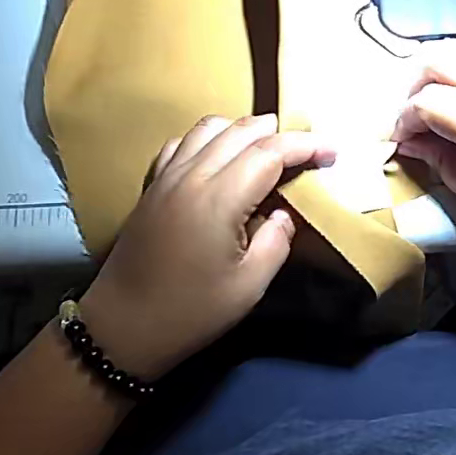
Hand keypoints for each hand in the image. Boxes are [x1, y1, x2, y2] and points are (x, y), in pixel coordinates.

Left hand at [76, 114, 333, 379]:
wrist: (123, 327)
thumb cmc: (192, 311)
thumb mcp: (250, 285)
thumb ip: (277, 240)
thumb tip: (283, 212)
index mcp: (219, 199)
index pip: (270, 152)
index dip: (306, 146)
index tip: (332, 153)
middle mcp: (191, 175)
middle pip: (241, 130)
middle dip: (280, 133)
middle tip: (307, 151)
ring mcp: (166, 177)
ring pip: (209, 128)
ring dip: (244, 129)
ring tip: (267, 148)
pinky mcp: (151, 186)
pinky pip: (183, 143)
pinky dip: (209, 139)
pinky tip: (219, 158)